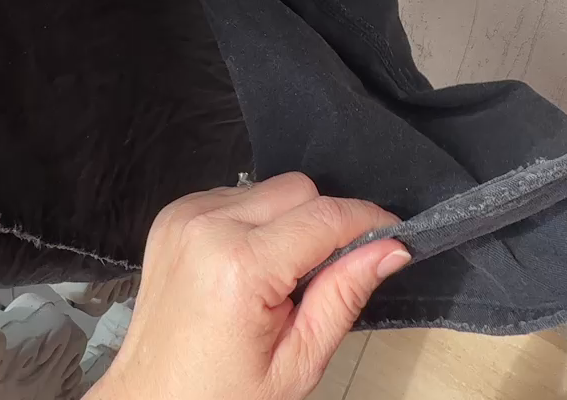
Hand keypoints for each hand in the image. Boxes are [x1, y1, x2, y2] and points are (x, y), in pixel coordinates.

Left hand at [88, 173, 409, 399]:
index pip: (325, 217)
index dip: (366, 220)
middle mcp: (208, 226)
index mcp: (239, 266)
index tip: (391, 232)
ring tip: (274, 278)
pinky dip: (253, 222)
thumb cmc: (221, 397)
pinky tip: (245, 265)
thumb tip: (391, 248)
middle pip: (299, 189)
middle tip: (317, 278)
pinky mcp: (174, 212)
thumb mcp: (297, 362)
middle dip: (322, 224)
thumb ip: (345, 294)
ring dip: (286, 221)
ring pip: (269, 188)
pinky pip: (237, 194)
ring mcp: (186, 214)